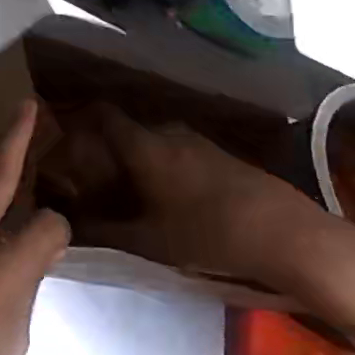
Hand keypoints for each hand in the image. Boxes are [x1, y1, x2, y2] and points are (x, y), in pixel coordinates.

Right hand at [68, 104, 354, 301]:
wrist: (291, 238)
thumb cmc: (209, 235)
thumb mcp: (148, 241)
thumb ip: (102, 231)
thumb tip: (65, 225)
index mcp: (144, 145)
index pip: (101, 113)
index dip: (78, 120)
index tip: (63, 140)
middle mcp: (169, 133)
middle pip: (126, 130)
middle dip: (105, 149)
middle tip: (91, 179)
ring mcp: (200, 143)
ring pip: (153, 142)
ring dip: (136, 160)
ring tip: (126, 194)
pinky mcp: (223, 158)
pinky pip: (177, 153)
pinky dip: (162, 168)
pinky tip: (167, 201)